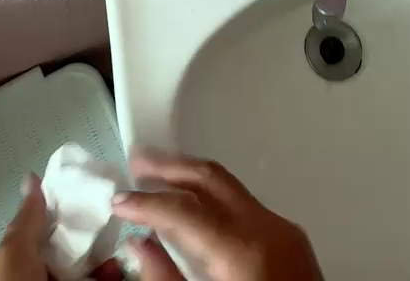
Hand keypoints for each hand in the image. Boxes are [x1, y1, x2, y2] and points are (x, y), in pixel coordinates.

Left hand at [0, 177, 127, 280]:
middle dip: (91, 242)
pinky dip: (111, 276)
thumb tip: (31, 180)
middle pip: (67, 255)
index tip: (87, 200)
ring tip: (119, 255)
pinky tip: (119, 271)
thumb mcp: (13, 256)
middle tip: (109, 228)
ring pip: (86, 273)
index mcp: (14, 270)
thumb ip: (27, 220)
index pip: (42, 236)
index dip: (64, 217)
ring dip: (105, 262)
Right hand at [110, 149, 324, 280]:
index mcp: (244, 252)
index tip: (118, 200)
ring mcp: (284, 230)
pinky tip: (193, 203)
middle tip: (134, 158)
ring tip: (156, 171)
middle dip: (170, 166)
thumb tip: (140, 244)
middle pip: (211, 179)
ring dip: (190, 176)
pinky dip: (213, 196)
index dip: (147, 203)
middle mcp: (268, 228)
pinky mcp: (292, 238)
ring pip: (229, 186)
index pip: (185, 210)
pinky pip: (245, 204)